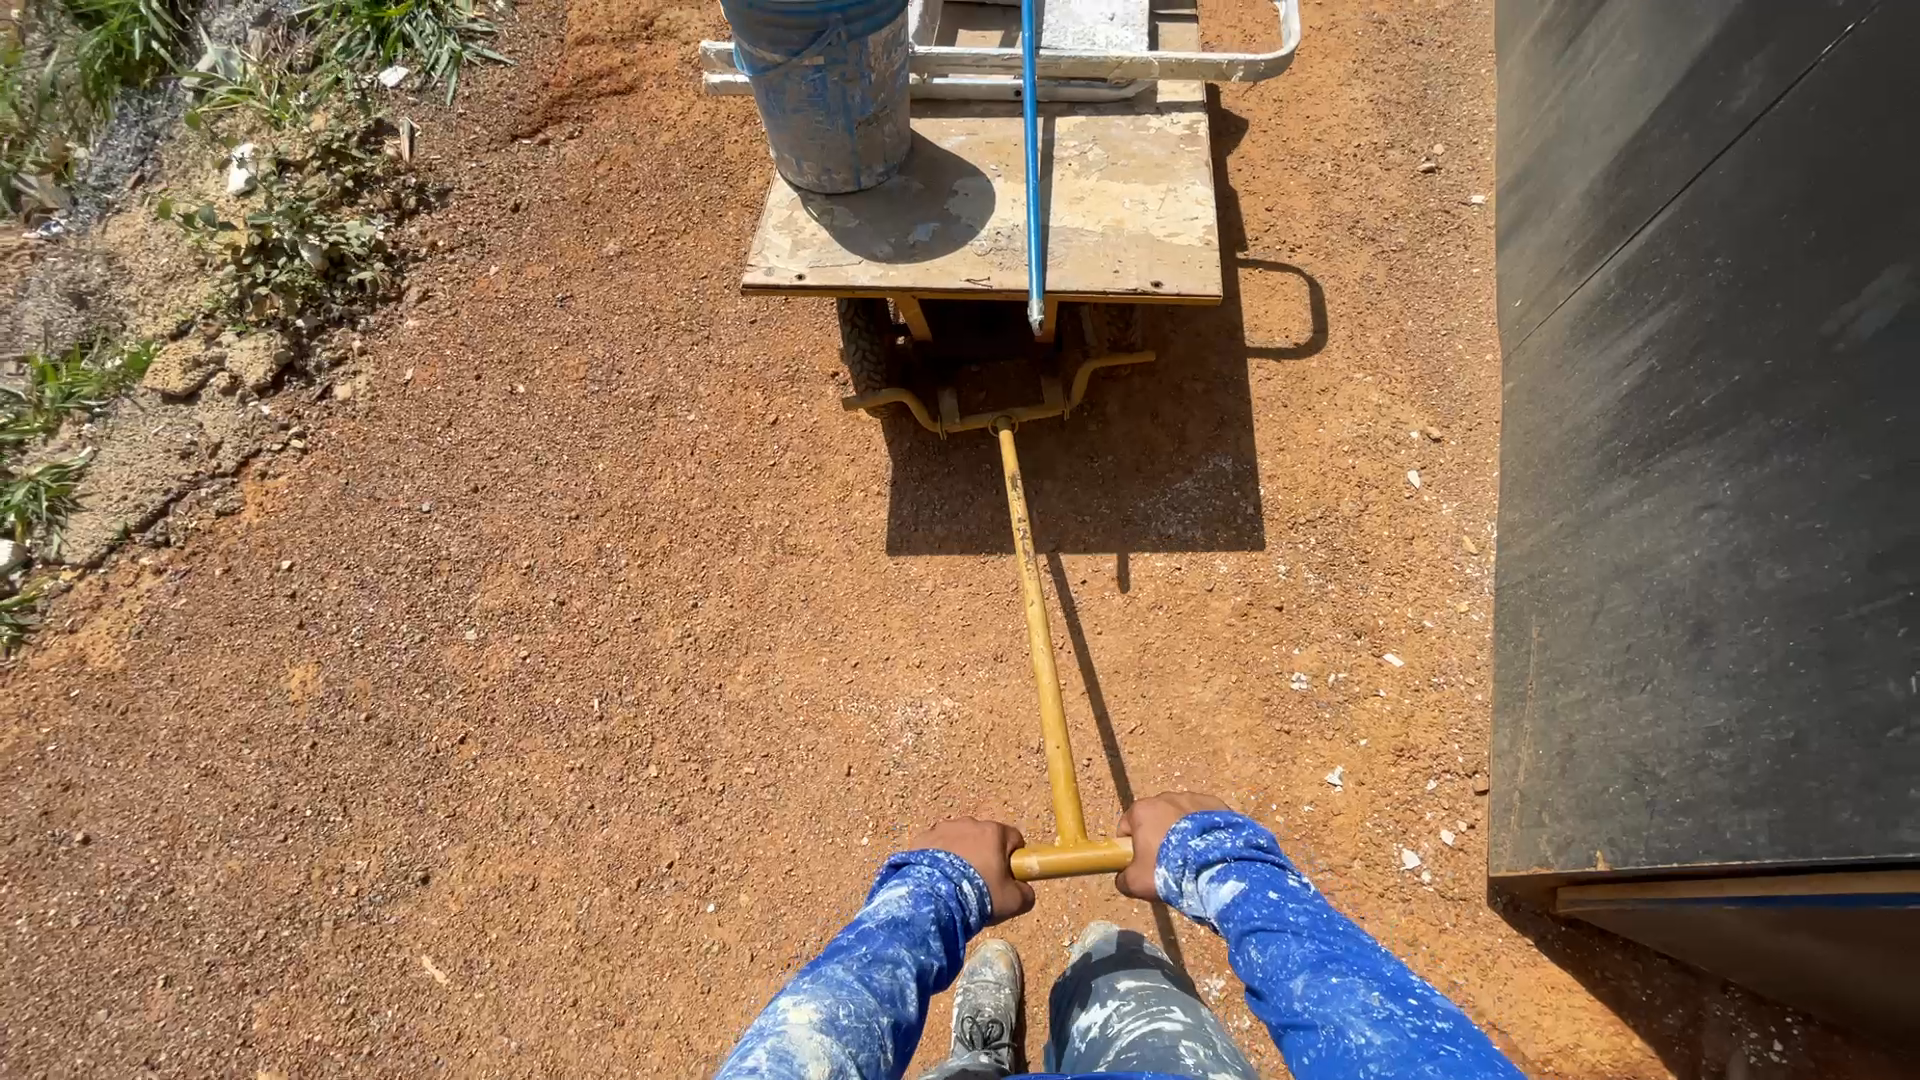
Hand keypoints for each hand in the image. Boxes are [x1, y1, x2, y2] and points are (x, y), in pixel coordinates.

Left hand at [908, 818, 1035, 923]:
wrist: (934, 900)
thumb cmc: (978, 896)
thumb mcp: (1013, 902)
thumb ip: (1026, 893)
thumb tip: (1025, 891)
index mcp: (993, 832)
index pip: (1013, 839)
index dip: (1014, 858)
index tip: (1007, 877)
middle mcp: (969, 823)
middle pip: (984, 838)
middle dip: (984, 856)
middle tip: (980, 884)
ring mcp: (943, 828)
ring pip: (959, 840)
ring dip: (960, 856)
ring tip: (955, 884)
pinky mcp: (923, 838)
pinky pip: (936, 846)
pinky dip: (939, 859)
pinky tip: (937, 880)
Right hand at [1114, 791, 1230, 899]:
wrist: (1218, 868)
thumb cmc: (1171, 871)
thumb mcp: (1138, 882)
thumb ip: (1124, 879)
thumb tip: (1123, 879)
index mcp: (1142, 810)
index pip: (1127, 826)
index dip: (1131, 846)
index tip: (1142, 863)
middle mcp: (1165, 797)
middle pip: (1155, 818)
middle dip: (1159, 837)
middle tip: (1170, 864)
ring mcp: (1192, 798)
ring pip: (1180, 816)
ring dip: (1183, 833)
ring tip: (1194, 858)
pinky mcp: (1216, 804)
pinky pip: (1204, 817)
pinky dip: (1204, 830)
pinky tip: (1210, 850)